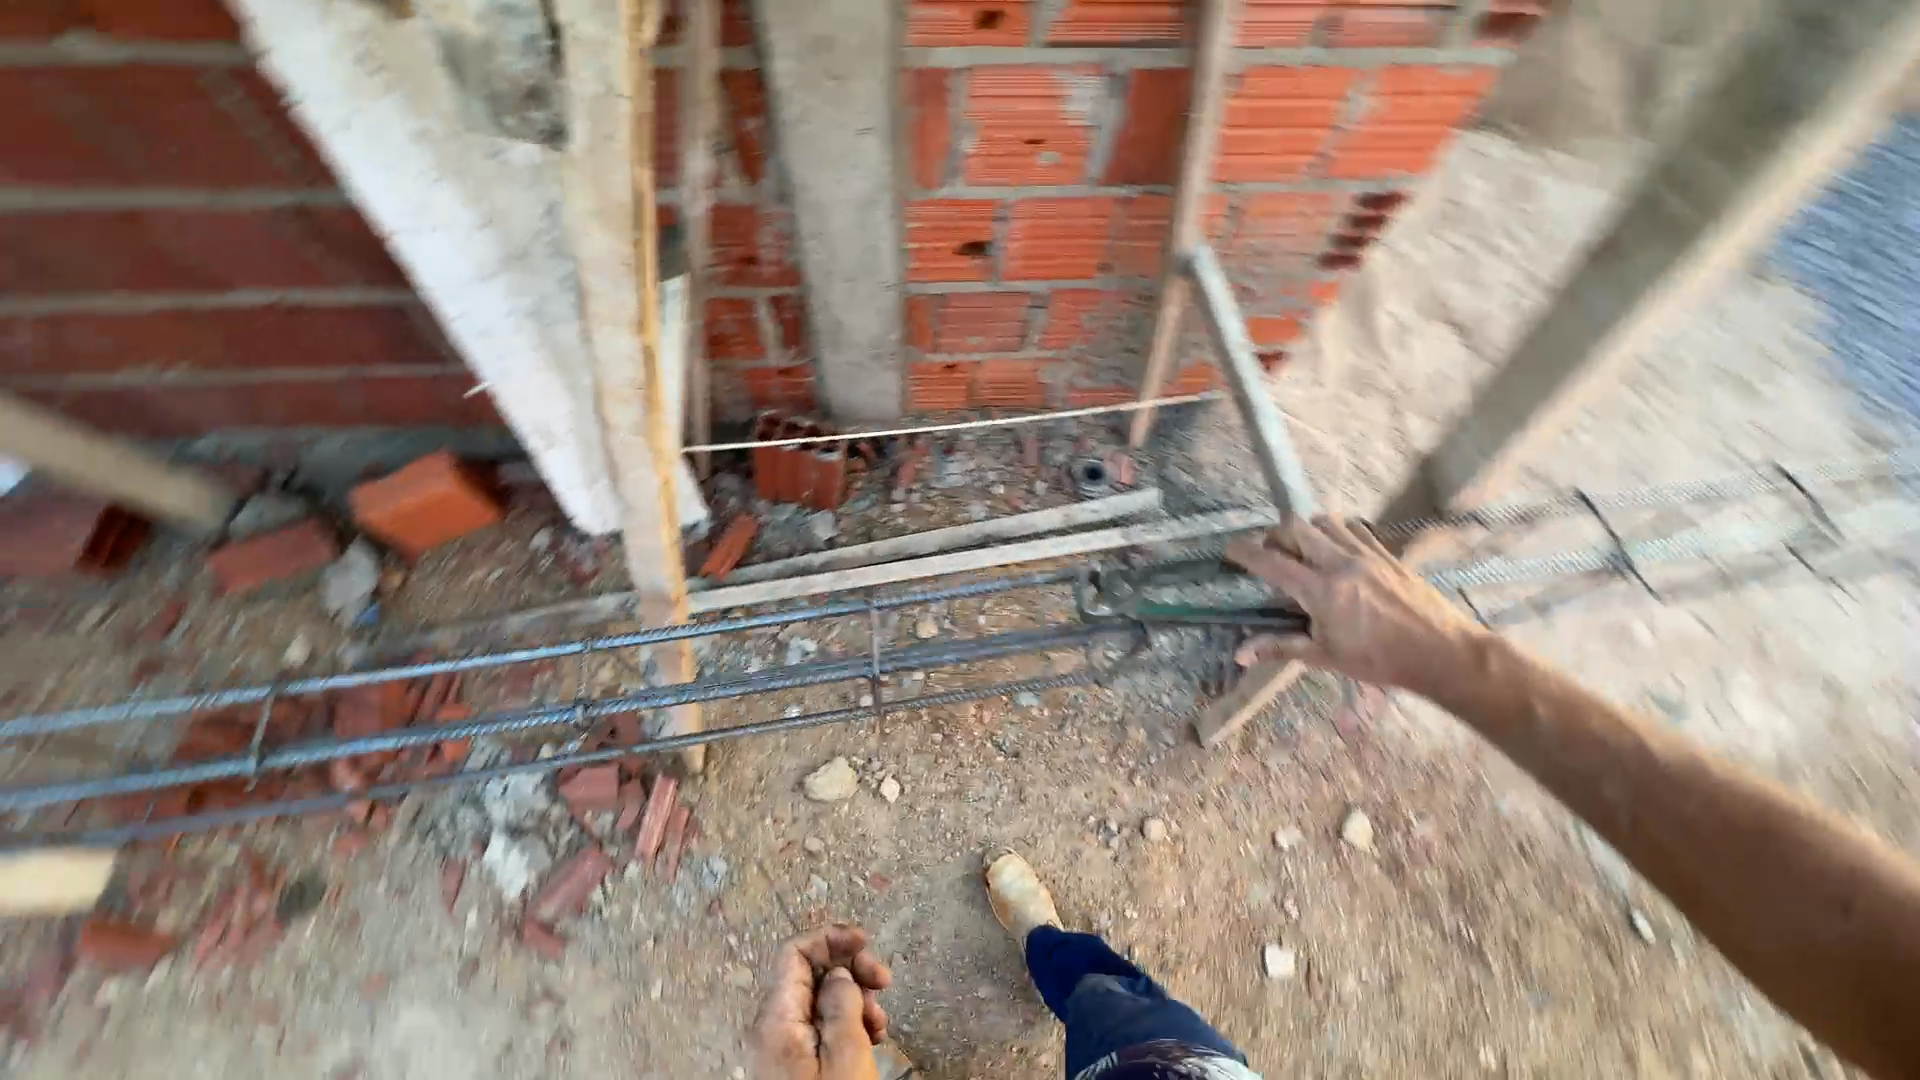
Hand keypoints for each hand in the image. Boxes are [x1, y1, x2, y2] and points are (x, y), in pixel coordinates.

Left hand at [751, 924, 892, 1079]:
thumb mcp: (846, 1053)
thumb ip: (842, 1004)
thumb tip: (839, 972)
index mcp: (777, 1017)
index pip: (794, 951)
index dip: (830, 937)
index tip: (865, 941)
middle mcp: (774, 1026)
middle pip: (810, 973)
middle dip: (852, 969)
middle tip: (884, 982)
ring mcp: (784, 1046)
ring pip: (821, 999)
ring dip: (856, 999)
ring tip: (880, 1022)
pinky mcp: (796, 1064)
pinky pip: (821, 1026)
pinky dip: (849, 1023)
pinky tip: (872, 1037)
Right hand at [1225, 516, 1485, 694]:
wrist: (1442, 653)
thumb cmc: (1379, 661)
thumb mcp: (1325, 656)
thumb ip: (1280, 647)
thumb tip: (1240, 654)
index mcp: (1320, 591)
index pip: (1271, 561)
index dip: (1244, 552)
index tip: (1229, 549)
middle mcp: (1340, 564)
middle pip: (1296, 527)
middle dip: (1276, 536)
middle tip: (1272, 555)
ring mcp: (1366, 554)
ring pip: (1326, 521)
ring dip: (1308, 531)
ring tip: (1304, 552)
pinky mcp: (1387, 554)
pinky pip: (1356, 528)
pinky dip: (1338, 532)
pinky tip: (1337, 551)